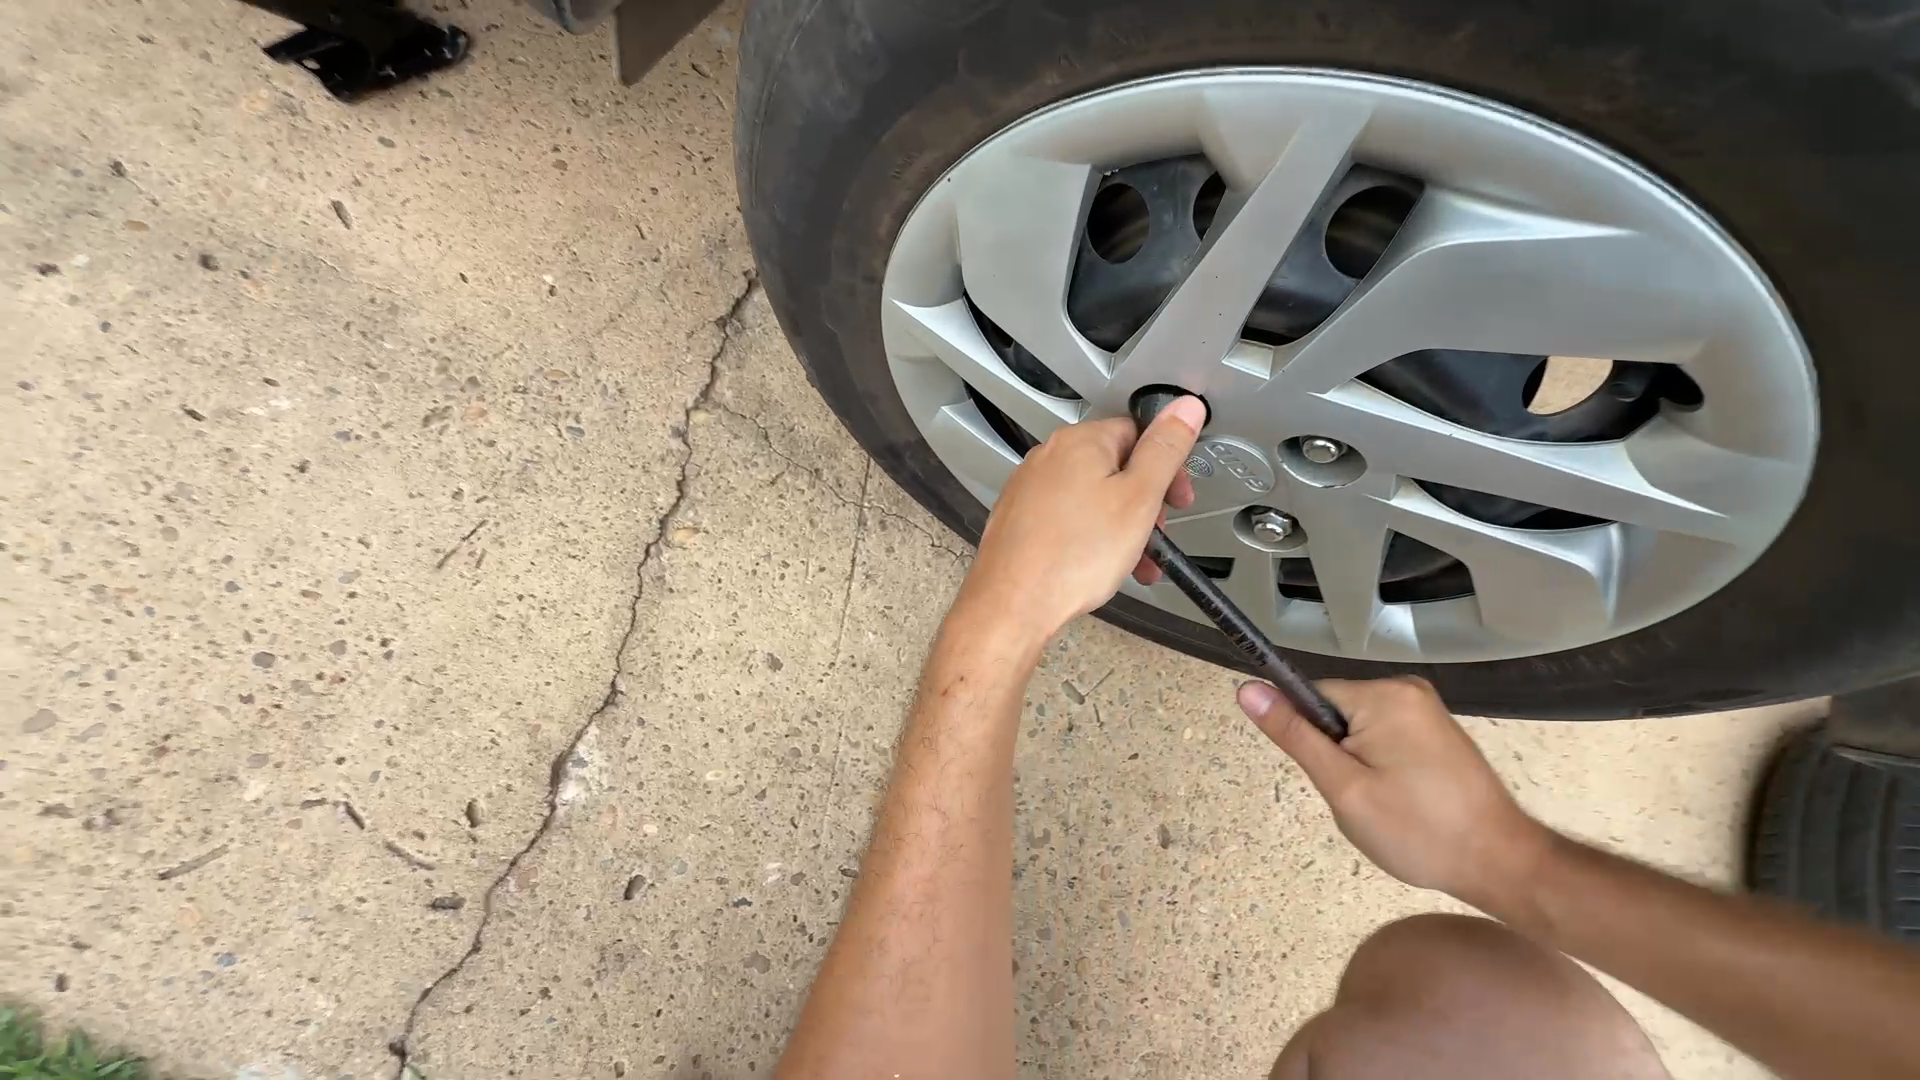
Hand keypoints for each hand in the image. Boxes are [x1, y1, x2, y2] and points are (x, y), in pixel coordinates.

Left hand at [957, 397, 1205, 640]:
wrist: (1012, 604)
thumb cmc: (1069, 557)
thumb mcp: (1139, 499)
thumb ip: (1165, 450)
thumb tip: (1185, 409)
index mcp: (1079, 442)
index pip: (1137, 433)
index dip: (1166, 467)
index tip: (1177, 497)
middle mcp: (1048, 458)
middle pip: (1114, 468)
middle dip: (1143, 503)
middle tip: (1156, 534)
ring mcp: (1030, 489)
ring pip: (1092, 499)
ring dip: (1121, 528)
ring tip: (1134, 562)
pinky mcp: (1021, 520)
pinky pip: (1068, 520)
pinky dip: (1090, 538)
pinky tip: (1099, 567)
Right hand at [1238, 676, 1552, 906]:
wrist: (1504, 865)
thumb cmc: (1417, 830)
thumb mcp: (1343, 786)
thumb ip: (1293, 735)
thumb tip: (1246, 689)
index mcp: (1383, 695)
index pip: (1310, 697)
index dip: (1309, 738)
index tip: (1331, 777)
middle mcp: (1406, 688)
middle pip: (1334, 712)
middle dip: (1335, 755)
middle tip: (1361, 798)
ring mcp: (1426, 708)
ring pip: (1357, 728)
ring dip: (1357, 763)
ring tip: (1384, 803)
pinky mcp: (1438, 729)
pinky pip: (1383, 735)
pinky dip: (1380, 765)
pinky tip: (1401, 798)